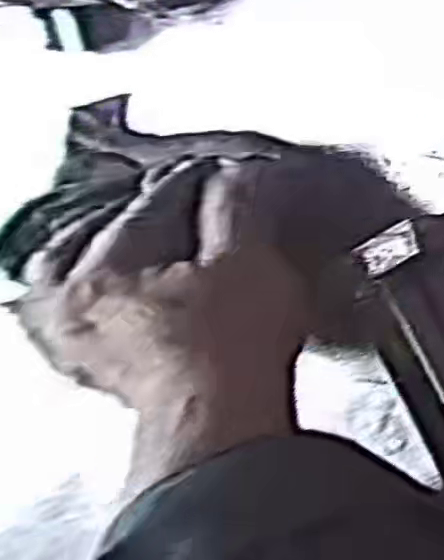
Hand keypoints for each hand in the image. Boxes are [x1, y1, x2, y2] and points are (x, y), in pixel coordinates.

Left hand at [12, 157, 312, 493]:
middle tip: (167, 191)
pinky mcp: (85, 361)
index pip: (152, 203)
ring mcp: (68, 337)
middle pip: (88, 236)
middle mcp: (67, 301)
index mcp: (105, 269)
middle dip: (130, 209)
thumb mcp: (252, 256)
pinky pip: (67, 309)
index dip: (193, 179)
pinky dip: (90, 284)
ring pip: (62, 274)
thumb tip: (235, 173)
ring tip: (126, 231)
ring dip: (96, 246)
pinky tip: (113, 284)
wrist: (217, 404)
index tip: (218, 168)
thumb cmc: (235, 334)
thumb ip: (238, 208)